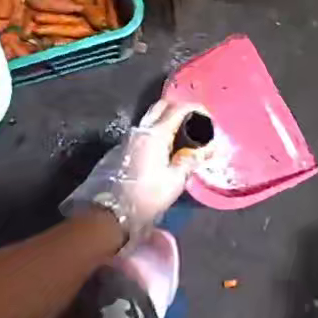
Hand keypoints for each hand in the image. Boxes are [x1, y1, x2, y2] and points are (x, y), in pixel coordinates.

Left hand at [62, 100, 208, 244]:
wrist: (110, 210)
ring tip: (182, 137)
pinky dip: (155, 134)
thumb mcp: (174, 181)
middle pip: (160, 107)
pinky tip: (163, 149)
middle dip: (178, 109)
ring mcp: (127, 138)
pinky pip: (142, 133)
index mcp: (155, 134)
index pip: (177, 109)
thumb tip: (207, 147)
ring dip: (165, 122)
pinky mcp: (120, 149)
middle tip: (194, 123)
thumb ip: (190, 160)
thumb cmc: (146, 196)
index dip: (195, 109)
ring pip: (149, 120)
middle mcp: (139, 130)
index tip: (207, 117)